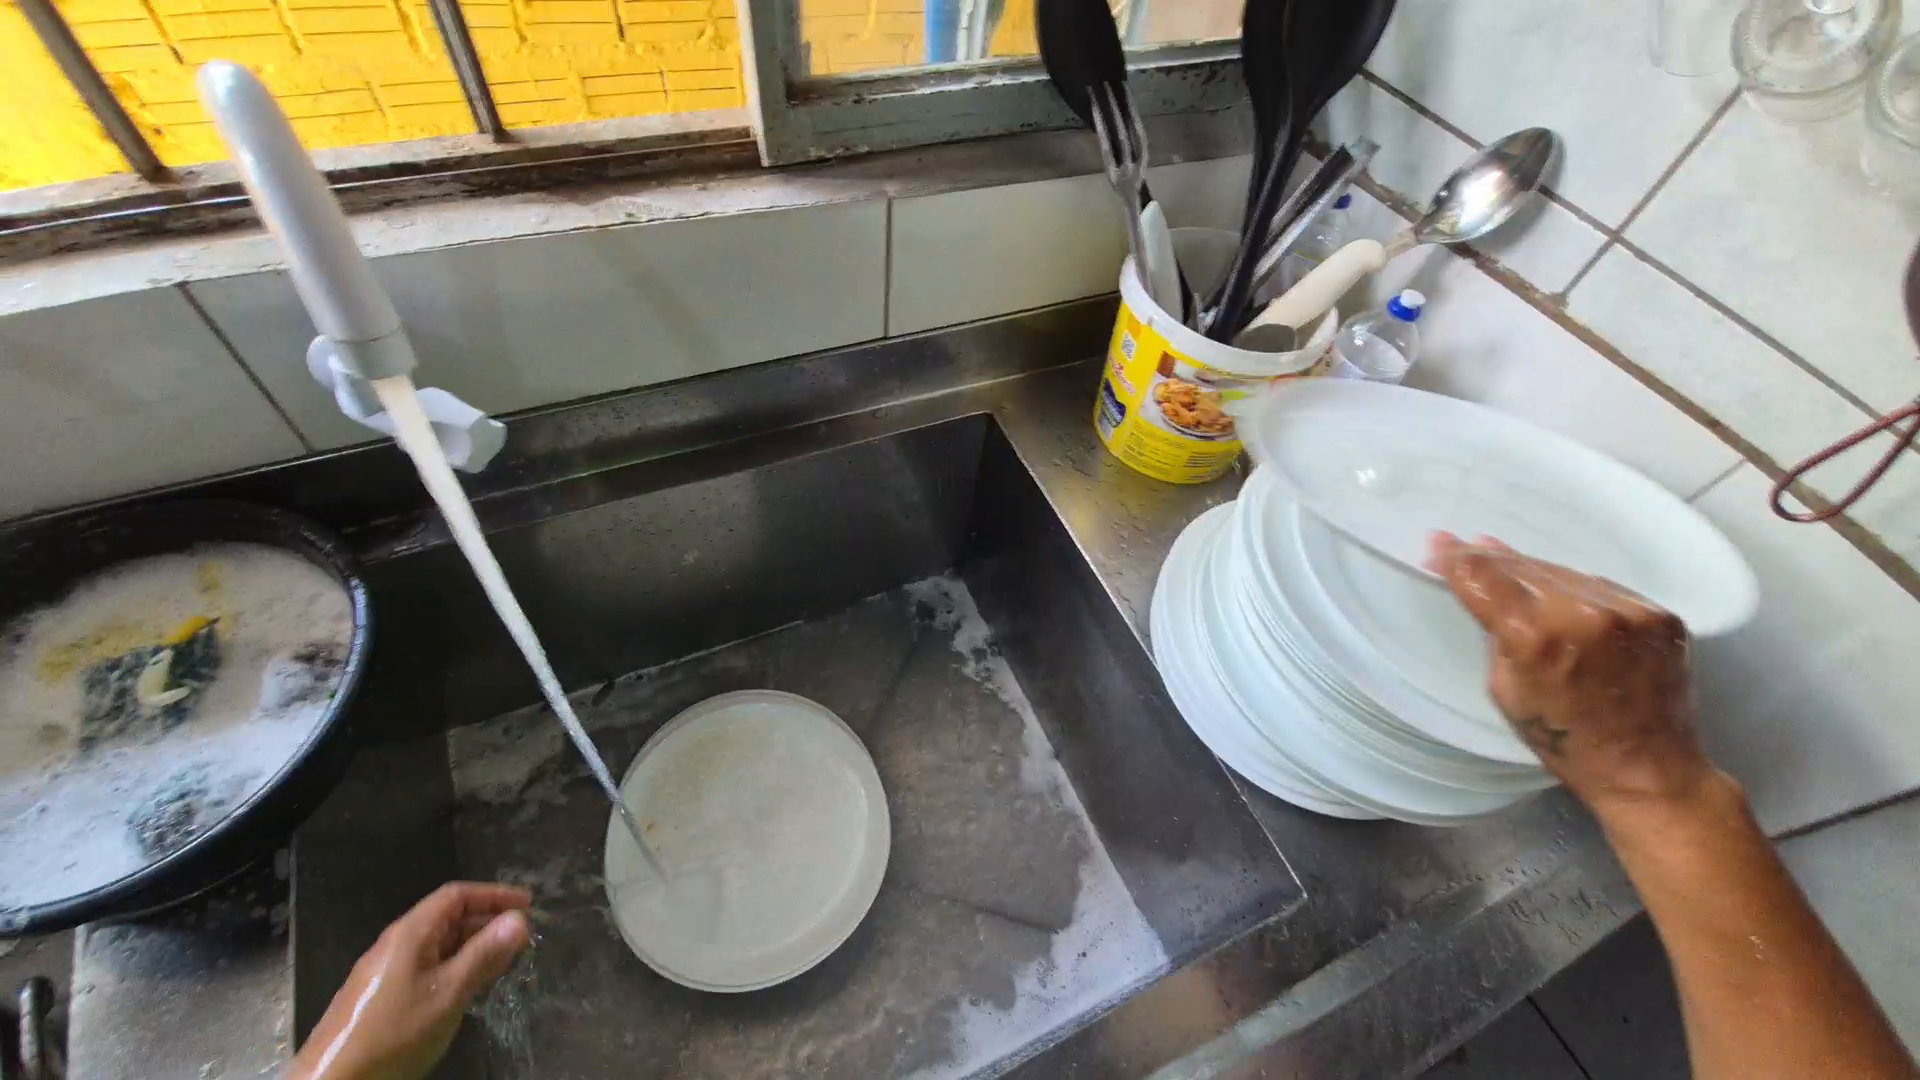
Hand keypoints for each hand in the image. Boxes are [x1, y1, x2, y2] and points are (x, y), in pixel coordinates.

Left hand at [289, 882, 532, 1079]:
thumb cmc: (395, 1032)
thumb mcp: (449, 992)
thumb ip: (485, 953)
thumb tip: (520, 919)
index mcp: (410, 934)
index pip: (457, 895)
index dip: (495, 894)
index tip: (529, 905)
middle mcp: (395, 945)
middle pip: (449, 918)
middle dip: (488, 923)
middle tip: (522, 940)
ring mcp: (385, 972)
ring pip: (439, 945)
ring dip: (474, 948)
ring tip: (503, 965)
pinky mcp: (381, 997)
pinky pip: (427, 967)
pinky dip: (456, 968)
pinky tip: (468, 990)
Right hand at [1427, 532, 1718, 814]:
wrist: (1648, 768)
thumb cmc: (1561, 738)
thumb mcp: (1503, 688)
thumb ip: (1497, 635)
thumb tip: (1485, 593)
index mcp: (1536, 638)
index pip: (1484, 577)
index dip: (1455, 558)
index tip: (1437, 543)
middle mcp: (1585, 614)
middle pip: (1521, 566)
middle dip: (1487, 558)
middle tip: (1461, 546)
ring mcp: (1630, 611)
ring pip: (1560, 571)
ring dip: (1528, 569)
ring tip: (1505, 563)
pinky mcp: (1660, 615)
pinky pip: (1599, 586)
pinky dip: (1570, 587)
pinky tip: (1555, 593)